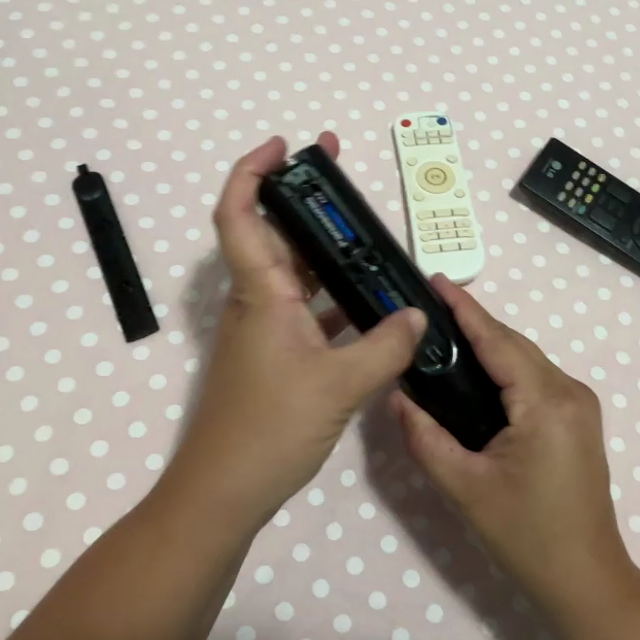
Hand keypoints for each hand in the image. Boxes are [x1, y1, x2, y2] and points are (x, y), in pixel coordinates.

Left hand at [164, 132, 427, 528]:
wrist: (223, 493)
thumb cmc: (270, 430)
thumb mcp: (340, 387)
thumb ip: (385, 346)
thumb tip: (417, 316)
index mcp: (261, 294)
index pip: (239, 215)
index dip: (252, 172)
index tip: (284, 147)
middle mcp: (257, 301)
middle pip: (271, 233)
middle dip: (303, 197)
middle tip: (340, 172)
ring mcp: (263, 330)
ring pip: (291, 272)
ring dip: (322, 248)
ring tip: (365, 232)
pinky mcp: (273, 355)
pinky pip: (304, 309)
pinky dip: (331, 296)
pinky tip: (368, 303)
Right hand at [390, 275, 634, 611]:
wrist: (585, 578)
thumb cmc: (525, 535)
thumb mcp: (465, 488)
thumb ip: (425, 438)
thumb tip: (396, 397)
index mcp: (546, 402)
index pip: (498, 341)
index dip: (465, 309)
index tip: (436, 280)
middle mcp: (570, 391)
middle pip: (514, 344)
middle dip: (474, 323)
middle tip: (430, 307)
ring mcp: (580, 403)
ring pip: (527, 359)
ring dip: (490, 344)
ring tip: (446, 332)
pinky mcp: (579, 417)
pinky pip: (536, 377)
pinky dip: (506, 366)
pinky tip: (477, 369)